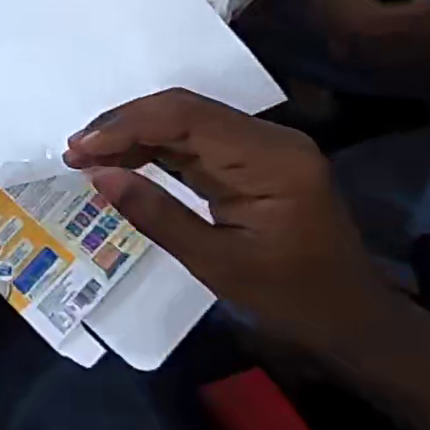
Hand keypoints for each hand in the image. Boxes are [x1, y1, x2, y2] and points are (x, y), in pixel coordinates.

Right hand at [67, 89, 429, 429]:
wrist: (355, 320)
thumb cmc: (291, 297)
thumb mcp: (216, 264)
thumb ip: (155, 214)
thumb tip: (96, 175)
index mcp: (271, 160)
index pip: (185, 118)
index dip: (125, 126)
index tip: (79, 149)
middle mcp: (268, 139)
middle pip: (180, 109)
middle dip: (121, 125)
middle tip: (74, 151)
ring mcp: (259, 145)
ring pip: (179, 118)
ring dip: (129, 133)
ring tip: (85, 156)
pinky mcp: (247, 156)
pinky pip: (188, 138)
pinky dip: (148, 146)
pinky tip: (118, 161)